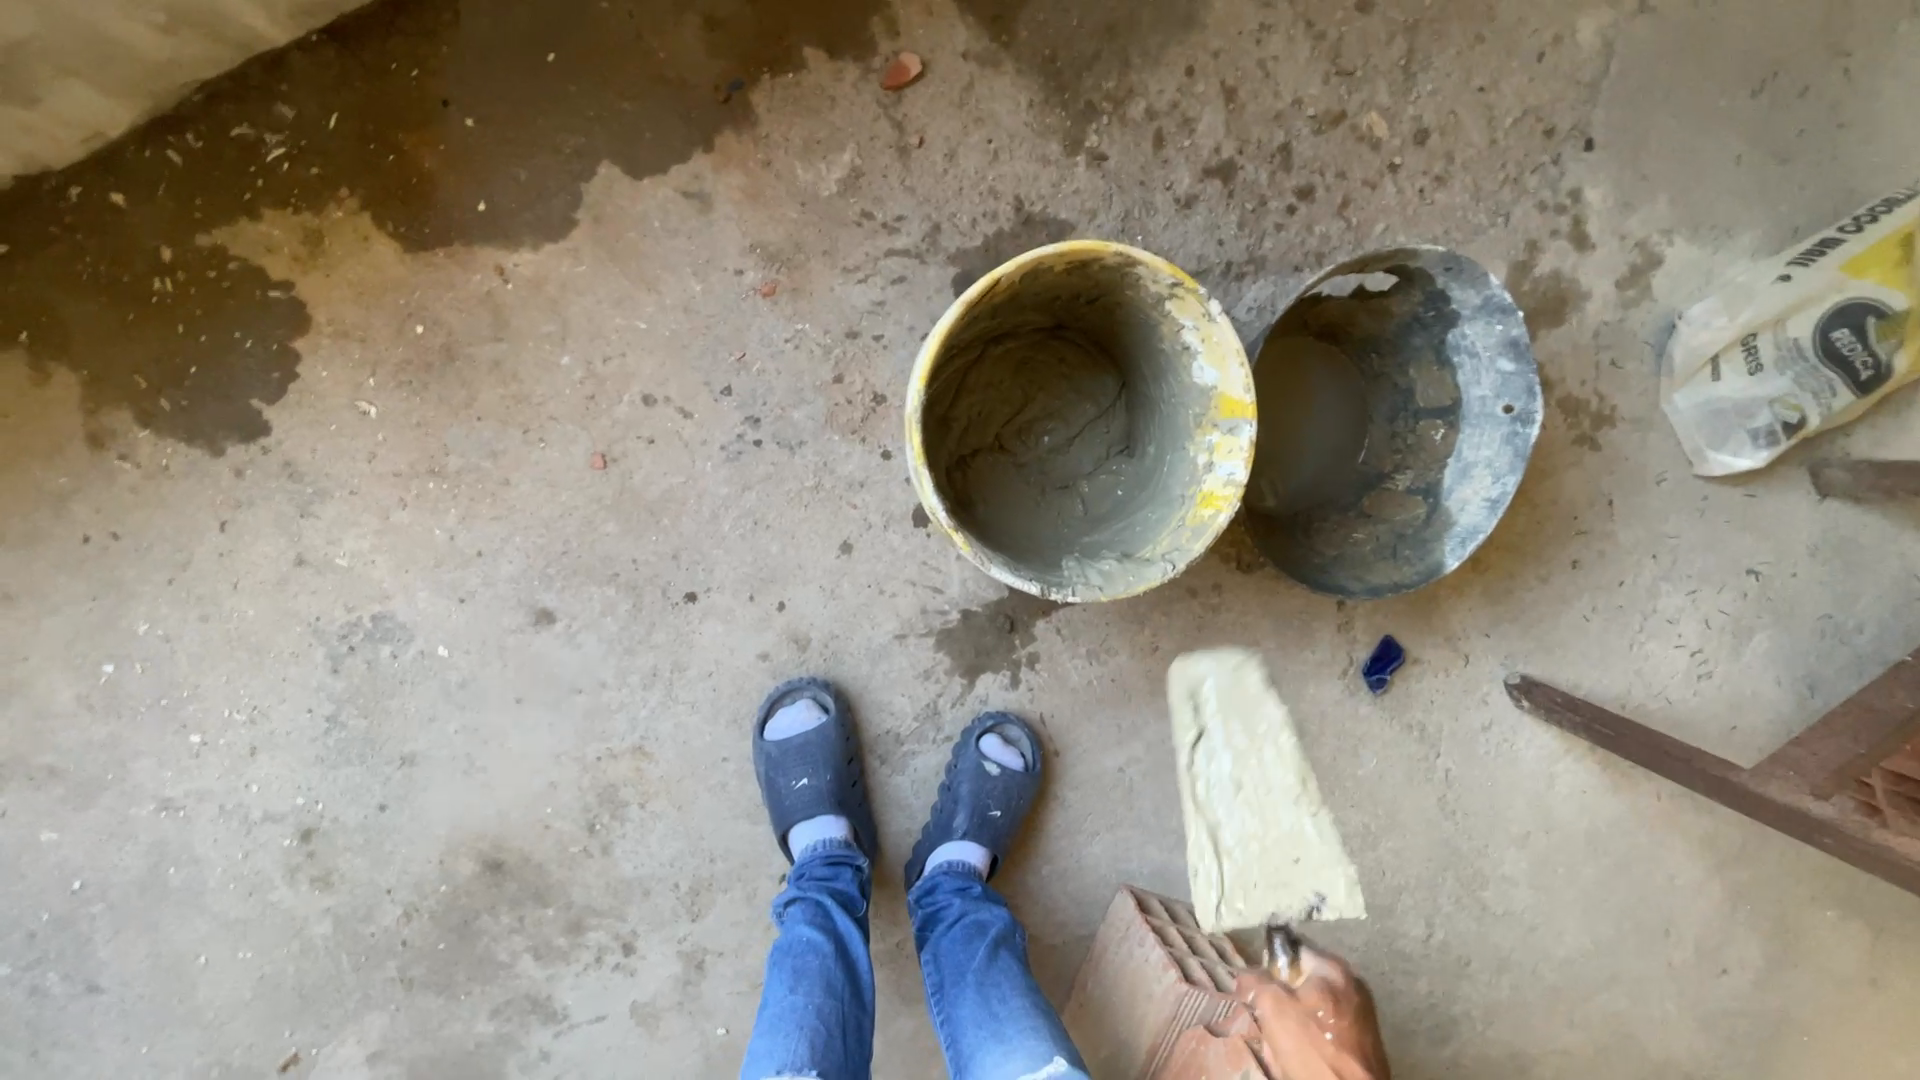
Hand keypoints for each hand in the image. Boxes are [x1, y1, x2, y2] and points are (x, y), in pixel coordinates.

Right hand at [1234, 943, 1389, 1079]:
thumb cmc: (1313, 1047)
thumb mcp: (1271, 1006)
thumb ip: (1256, 980)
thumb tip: (1246, 972)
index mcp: (1334, 967)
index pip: (1292, 949)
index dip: (1269, 964)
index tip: (1258, 984)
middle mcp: (1353, 983)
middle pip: (1304, 979)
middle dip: (1284, 995)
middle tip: (1268, 1015)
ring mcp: (1363, 1013)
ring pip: (1315, 1005)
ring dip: (1297, 1017)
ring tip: (1284, 1038)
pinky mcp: (1366, 1041)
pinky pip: (1328, 1026)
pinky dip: (1314, 1034)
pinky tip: (1305, 1050)